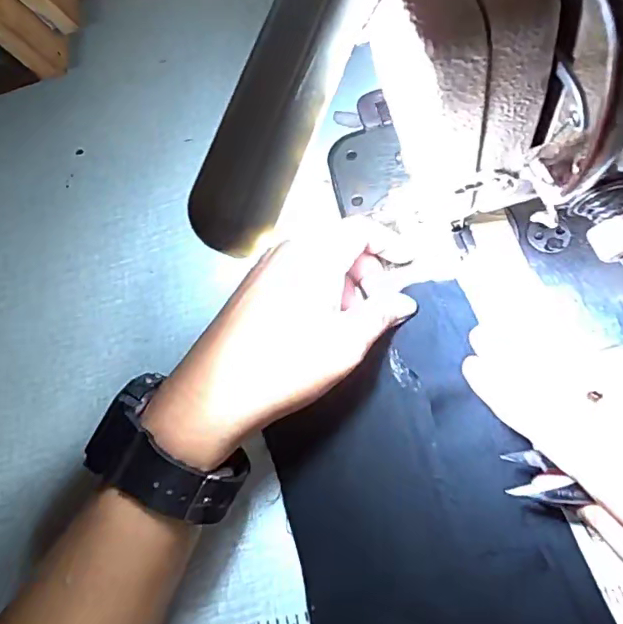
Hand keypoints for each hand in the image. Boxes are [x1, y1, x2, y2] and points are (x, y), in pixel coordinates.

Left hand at [143, 217, 417, 467]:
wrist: (215, 394)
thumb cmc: (278, 366)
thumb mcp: (348, 342)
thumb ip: (382, 314)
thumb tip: (401, 303)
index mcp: (315, 254)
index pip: (362, 228)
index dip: (391, 243)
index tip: (407, 261)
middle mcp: (289, 251)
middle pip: (343, 243)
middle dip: (369, 272)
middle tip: (379, 307)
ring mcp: (268, 267)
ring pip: (322, 260)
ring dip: (345, 285)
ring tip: (348, 325)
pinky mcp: (257, 286)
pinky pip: (300, 274)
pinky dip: (322, 291)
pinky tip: (322, 327)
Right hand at [460, 324, 622, 616]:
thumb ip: (608, 517)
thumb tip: (569, 478)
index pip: (553, 420)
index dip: (508, 388)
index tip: (476, 361)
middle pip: (579, 379)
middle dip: (529, 356)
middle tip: (490, 332)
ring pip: (620, 378)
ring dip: (583, 378)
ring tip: (550, 375)